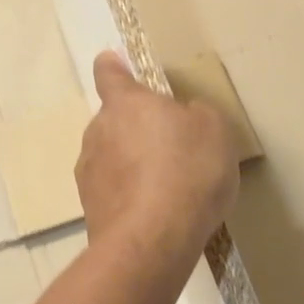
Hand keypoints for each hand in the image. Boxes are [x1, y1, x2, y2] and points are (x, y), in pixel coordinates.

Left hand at [75, 50, 238, 262]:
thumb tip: (185, 116)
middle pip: (114, 120)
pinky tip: (155, 214)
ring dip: (131, 166)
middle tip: (169, 147)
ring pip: (112, 158)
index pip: (109, 73)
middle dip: (135, 128)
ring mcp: (89, 173)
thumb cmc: (188, 172)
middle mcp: (97, 132)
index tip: (114, 63)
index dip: (113, 67)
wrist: (153, 240)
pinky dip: (130, 197)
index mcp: (125, 103)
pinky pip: (115, 193)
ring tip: (166, 188)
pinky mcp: (91, 209)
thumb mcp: (214, 130)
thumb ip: (197, 115)